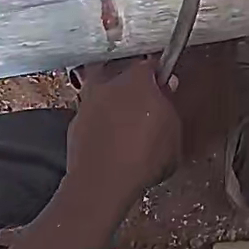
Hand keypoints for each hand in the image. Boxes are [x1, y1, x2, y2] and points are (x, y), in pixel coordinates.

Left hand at [65, 58, 181, 202]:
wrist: (103, 181)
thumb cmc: (145, 156)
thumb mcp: (174, 132)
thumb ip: (169, 106)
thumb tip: (166, 88)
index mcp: (137, 80)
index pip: (150, 66)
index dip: (159, 78)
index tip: (165, 90)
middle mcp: (108, 84)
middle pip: (123, 78)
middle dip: (134, 90)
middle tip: (146, 110)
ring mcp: (88, 103)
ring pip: (105, 98)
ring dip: (114, 107)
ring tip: (127, 130)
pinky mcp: (74, 124)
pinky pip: (92, 118)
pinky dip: (100, 126)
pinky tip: (111, 145)